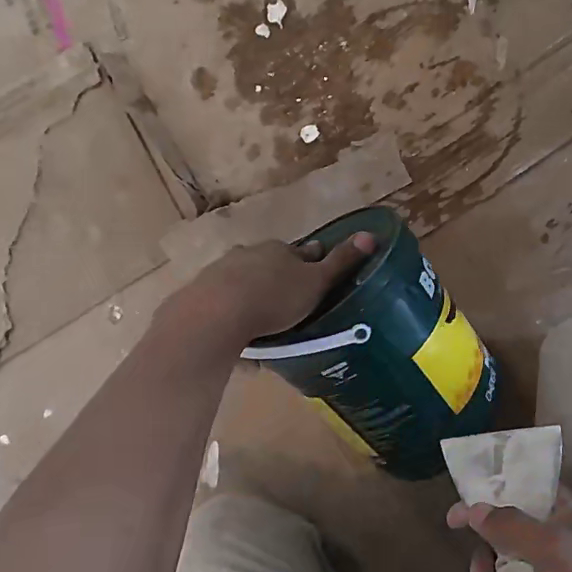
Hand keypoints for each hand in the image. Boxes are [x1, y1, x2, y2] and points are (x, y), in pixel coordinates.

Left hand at [163, 233, 375, 348]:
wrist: (213, 316)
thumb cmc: (274, 298)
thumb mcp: (316, 282)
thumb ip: (341, 262)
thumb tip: (371, 235)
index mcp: (280, 250)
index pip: (303, 252)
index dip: (313, 263)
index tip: (319, 277)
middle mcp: (249, 254)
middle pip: (271, 263)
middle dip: (281, 277)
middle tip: (292, 301)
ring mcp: (221, 272)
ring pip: (244, 281)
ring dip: (254, 294)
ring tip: (265, 321)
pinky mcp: (200, 295)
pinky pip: (224, 303)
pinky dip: (234, 314)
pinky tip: (240, 336)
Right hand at [447, 487, 571, 571]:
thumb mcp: (550, 547)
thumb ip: (510, 525)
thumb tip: (473, 509)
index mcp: (562, 508)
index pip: (519, 488)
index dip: (487, 496)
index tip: (456, 516)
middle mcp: (554, 532)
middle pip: (504, 529)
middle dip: (486, 552)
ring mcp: (550, 568)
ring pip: (504, 563)